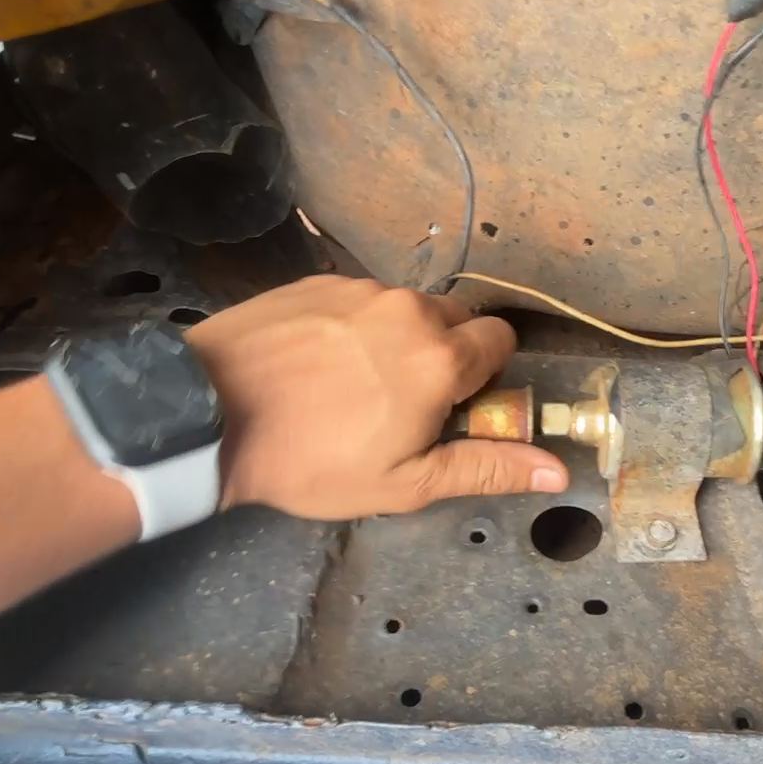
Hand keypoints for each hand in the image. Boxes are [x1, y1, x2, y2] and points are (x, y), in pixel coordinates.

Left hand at [184, 276, 568, 520]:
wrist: (204, 416)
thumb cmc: (313, 461)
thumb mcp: (406, 483)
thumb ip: (487, 469)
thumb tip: (559, 470)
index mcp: (441, 358)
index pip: (501, 342)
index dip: (487, 375)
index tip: (455, 405)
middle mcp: (410, 309)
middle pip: (459, 320)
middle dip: (449, 354)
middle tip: (406, 399)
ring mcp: (361, 288)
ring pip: (410, 308)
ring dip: (403, 338)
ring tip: (355, 381)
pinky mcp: (319, 280)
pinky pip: (364, 299)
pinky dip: (361, 325)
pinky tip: (321, 360)